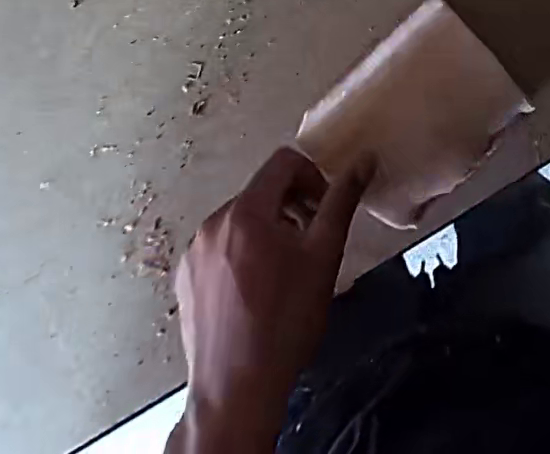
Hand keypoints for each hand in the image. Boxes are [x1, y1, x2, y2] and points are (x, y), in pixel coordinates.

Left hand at [168, 148, 370, 453]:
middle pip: (262, 190)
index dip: (312, 175)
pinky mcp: (186, 279)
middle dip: (293, 204)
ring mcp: (194, 253)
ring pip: (242, 219)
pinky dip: (245, 251)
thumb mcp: (325, 252)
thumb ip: (343, 199)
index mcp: (245, 213)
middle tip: (312, 238)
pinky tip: (260, 286)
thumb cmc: (286, 318)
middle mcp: (212, 225)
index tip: (323, 208)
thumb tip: (364, 160)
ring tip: (287, 266)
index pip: (283, 162)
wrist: (236, 389)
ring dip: (270, 227)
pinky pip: (222, 245)